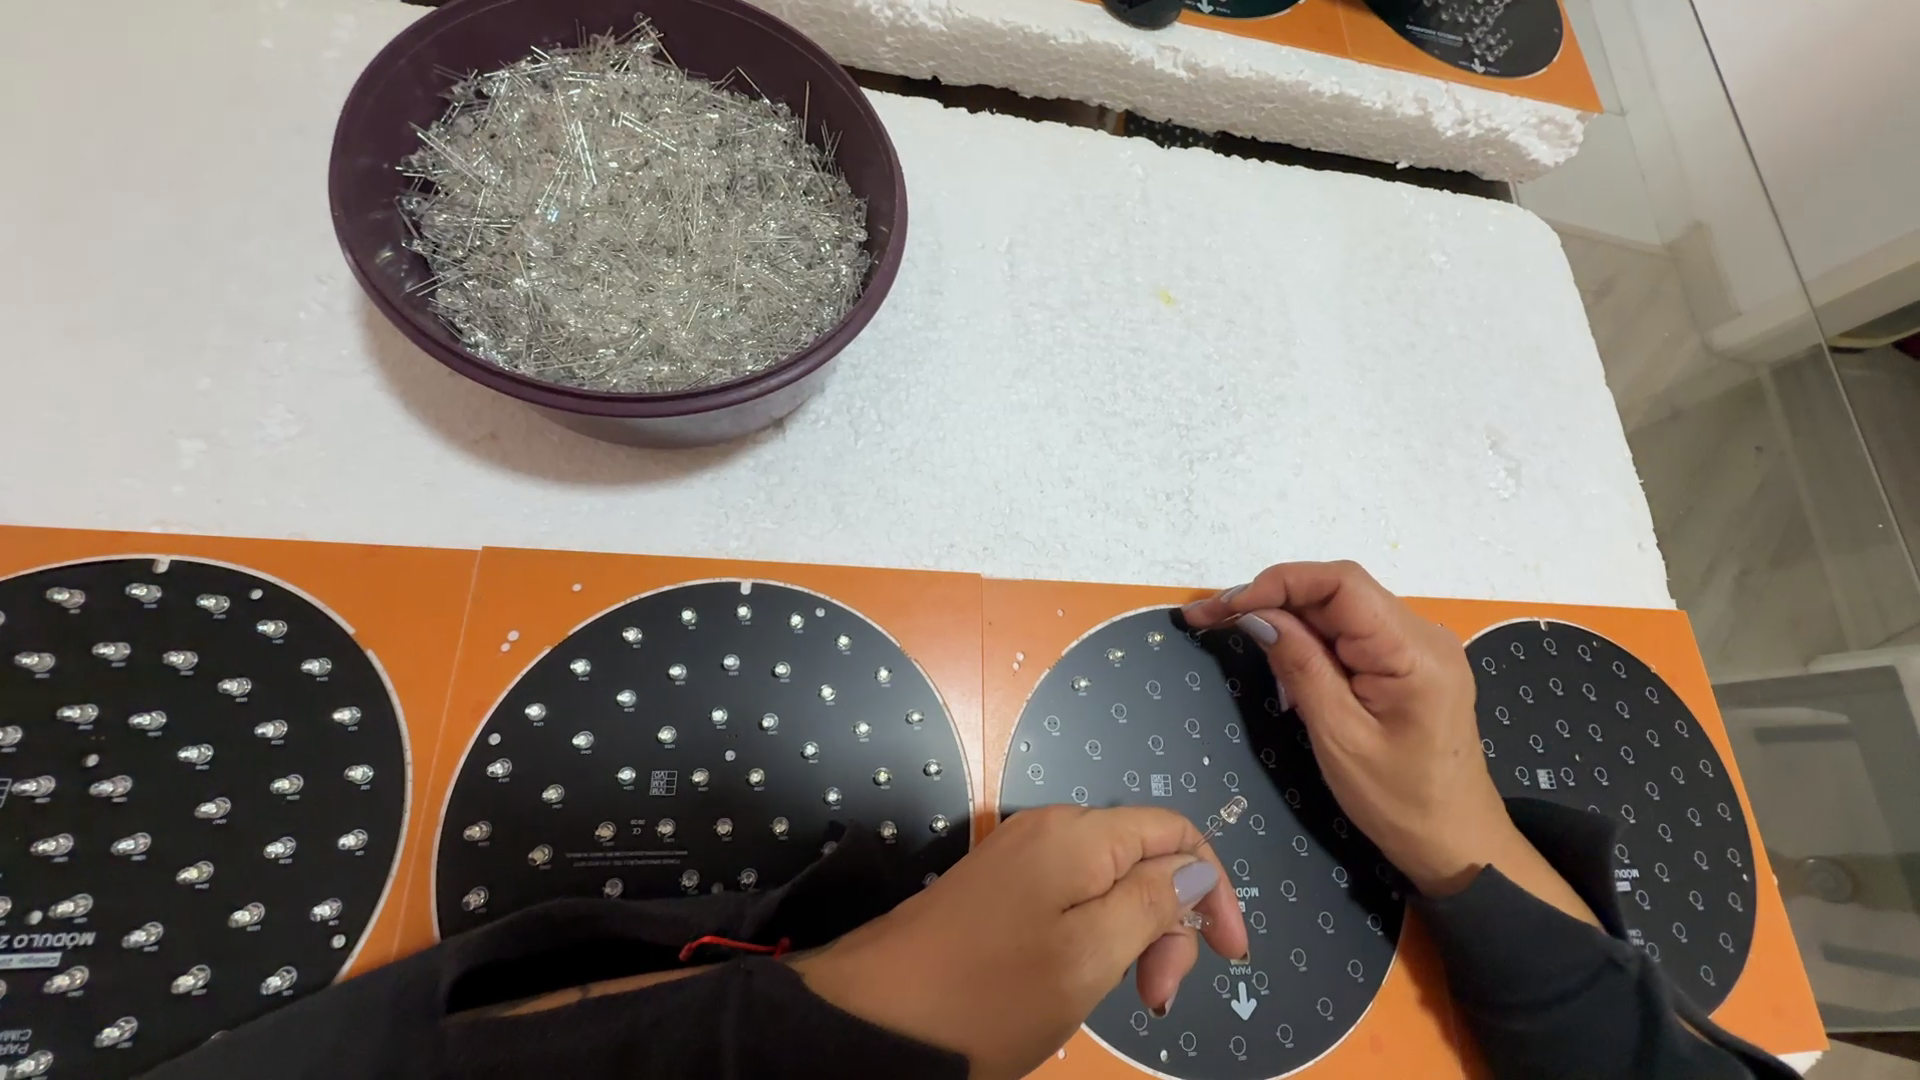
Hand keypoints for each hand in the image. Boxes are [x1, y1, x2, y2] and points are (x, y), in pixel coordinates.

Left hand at [791, 805, 1248, 1079]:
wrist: (876, 1013)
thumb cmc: (991, 990)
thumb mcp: (1088, 955)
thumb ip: (1150, 902)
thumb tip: (1194, 868)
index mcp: (1078, 834)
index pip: (1173, 829)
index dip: (1213, 885)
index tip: (1232, 956)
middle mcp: (1052, 828)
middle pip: (1143, 854)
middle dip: (1169, 919)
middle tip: (1156, 998)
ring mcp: (1023, 854)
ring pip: (1109, 879)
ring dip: (1135, 933)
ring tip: (1127, 995)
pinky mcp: (1003, 883)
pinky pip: (1073, 893)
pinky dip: (1098, 932)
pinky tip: (1086, 976)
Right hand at [1182, 561, 1588, 916]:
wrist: (1455, 843)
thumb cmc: (1398, 799)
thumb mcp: (1338, 734)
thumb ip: (1299, 664)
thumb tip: (1254, 615)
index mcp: (1413, 651)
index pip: (1340, 583)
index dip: (1277, 583)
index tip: (1225, 607)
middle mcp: (1420, 634)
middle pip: (1334, 591)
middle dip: (1269, 598)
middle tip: (1209, 619)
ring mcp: (1414, 646)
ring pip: (1335, 609)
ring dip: (1282, 616)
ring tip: (1233, 633)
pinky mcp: (1402, 661)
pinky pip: (1345, 632)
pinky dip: (1304, 637)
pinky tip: (1277, 656)